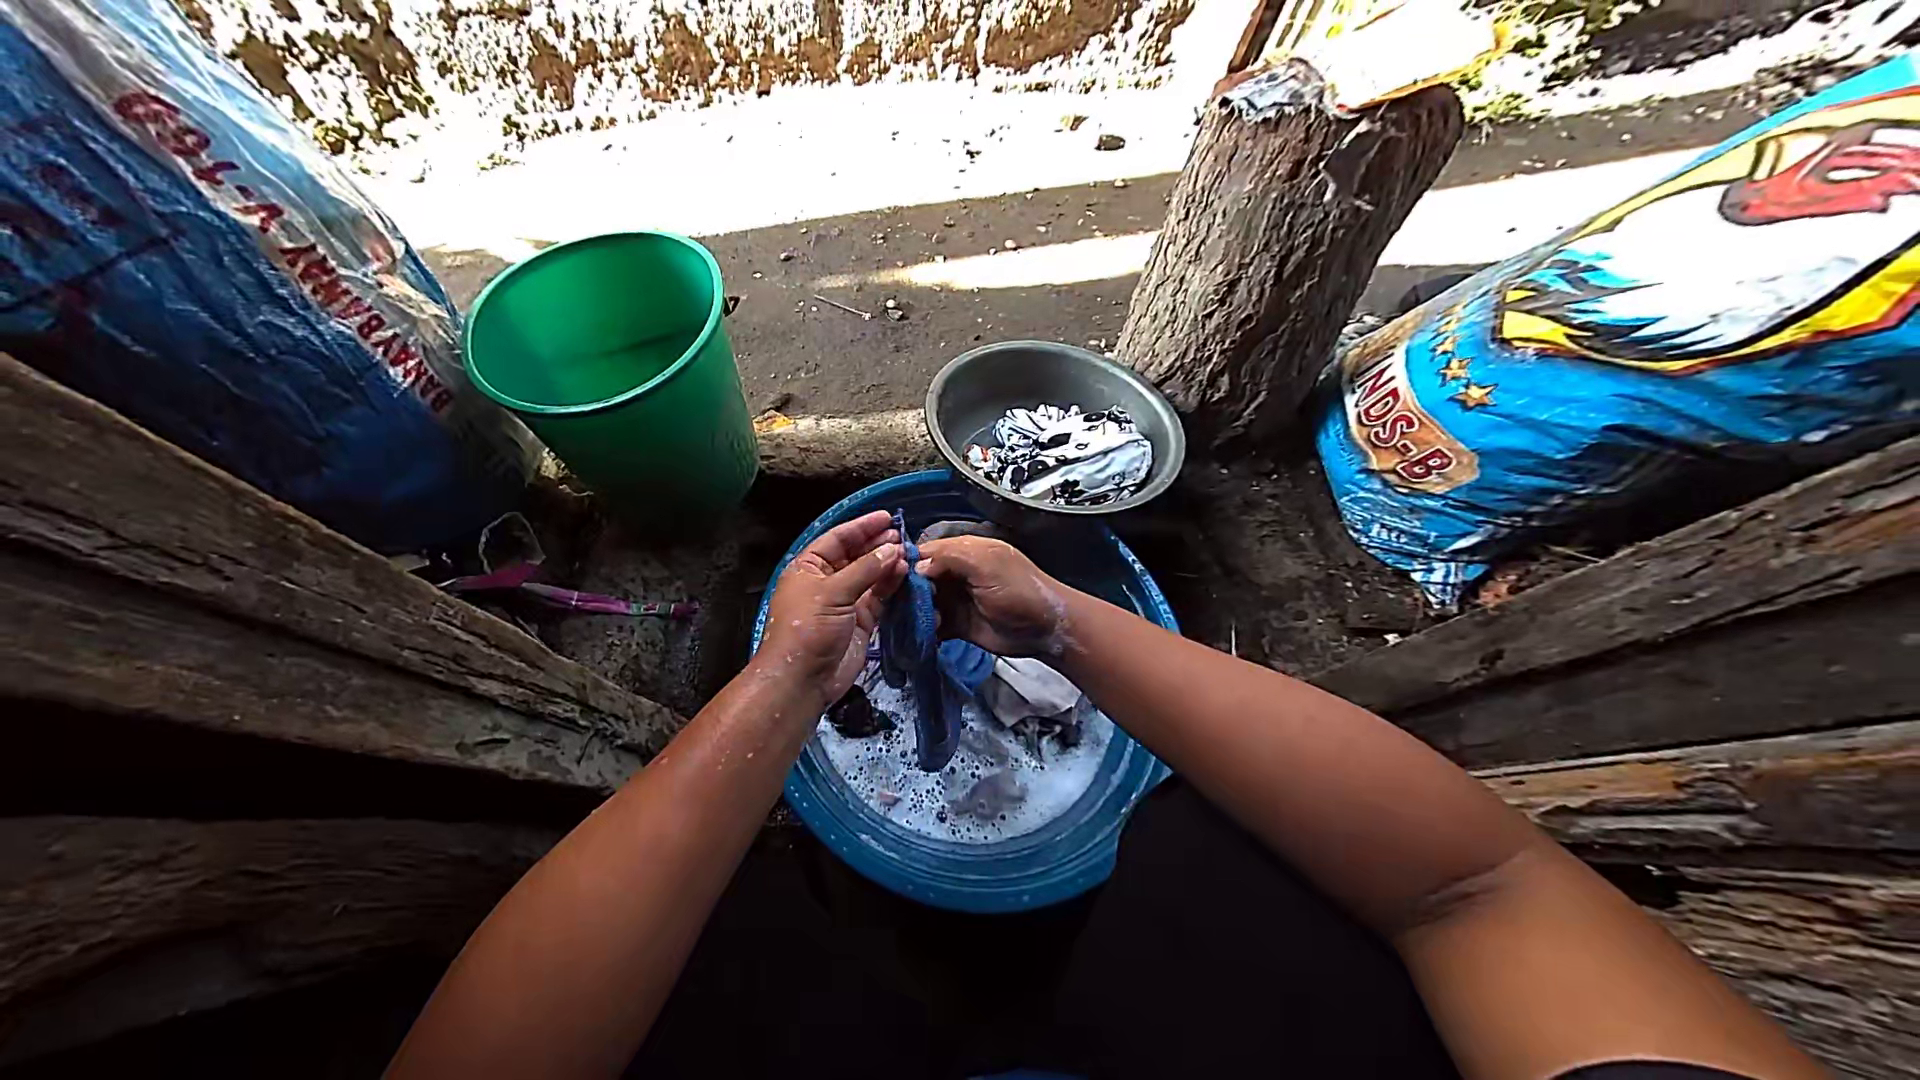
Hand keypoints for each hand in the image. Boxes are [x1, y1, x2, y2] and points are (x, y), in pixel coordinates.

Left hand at [757, 510, 906, 710]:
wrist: (804, 679)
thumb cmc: (807, 629)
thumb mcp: (832, 592)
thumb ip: (865, 569)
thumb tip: (892, 549)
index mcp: (808, 568)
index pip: (838, 539)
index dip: (862, 527)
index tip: (887, 518)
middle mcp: (827, 581)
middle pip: (856, 555)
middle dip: (878, 545)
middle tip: (902, 535)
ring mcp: (845, 601)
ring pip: (870, 576)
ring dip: (888, 564)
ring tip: (908, 553)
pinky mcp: (861, 620)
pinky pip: (879, 596)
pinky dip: (891, 585)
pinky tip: (905, 573)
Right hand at [916, 536, 1075, 657]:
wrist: (1045, 629)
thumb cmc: (1020, 590)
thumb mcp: (986, 563)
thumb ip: (950, 556)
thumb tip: (916, 566)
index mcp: (964, 551)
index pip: (925, 552)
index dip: (908, 563)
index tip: (892, 578)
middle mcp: (956, 573)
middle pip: (918, 578)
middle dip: (907, 590)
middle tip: (901, 604)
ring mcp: (955, 599)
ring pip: (922, 602)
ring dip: (913, 611)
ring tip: (913, 620)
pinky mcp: (957, 624)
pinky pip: (931, 624)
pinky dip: (922, 629)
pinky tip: (919, 633)